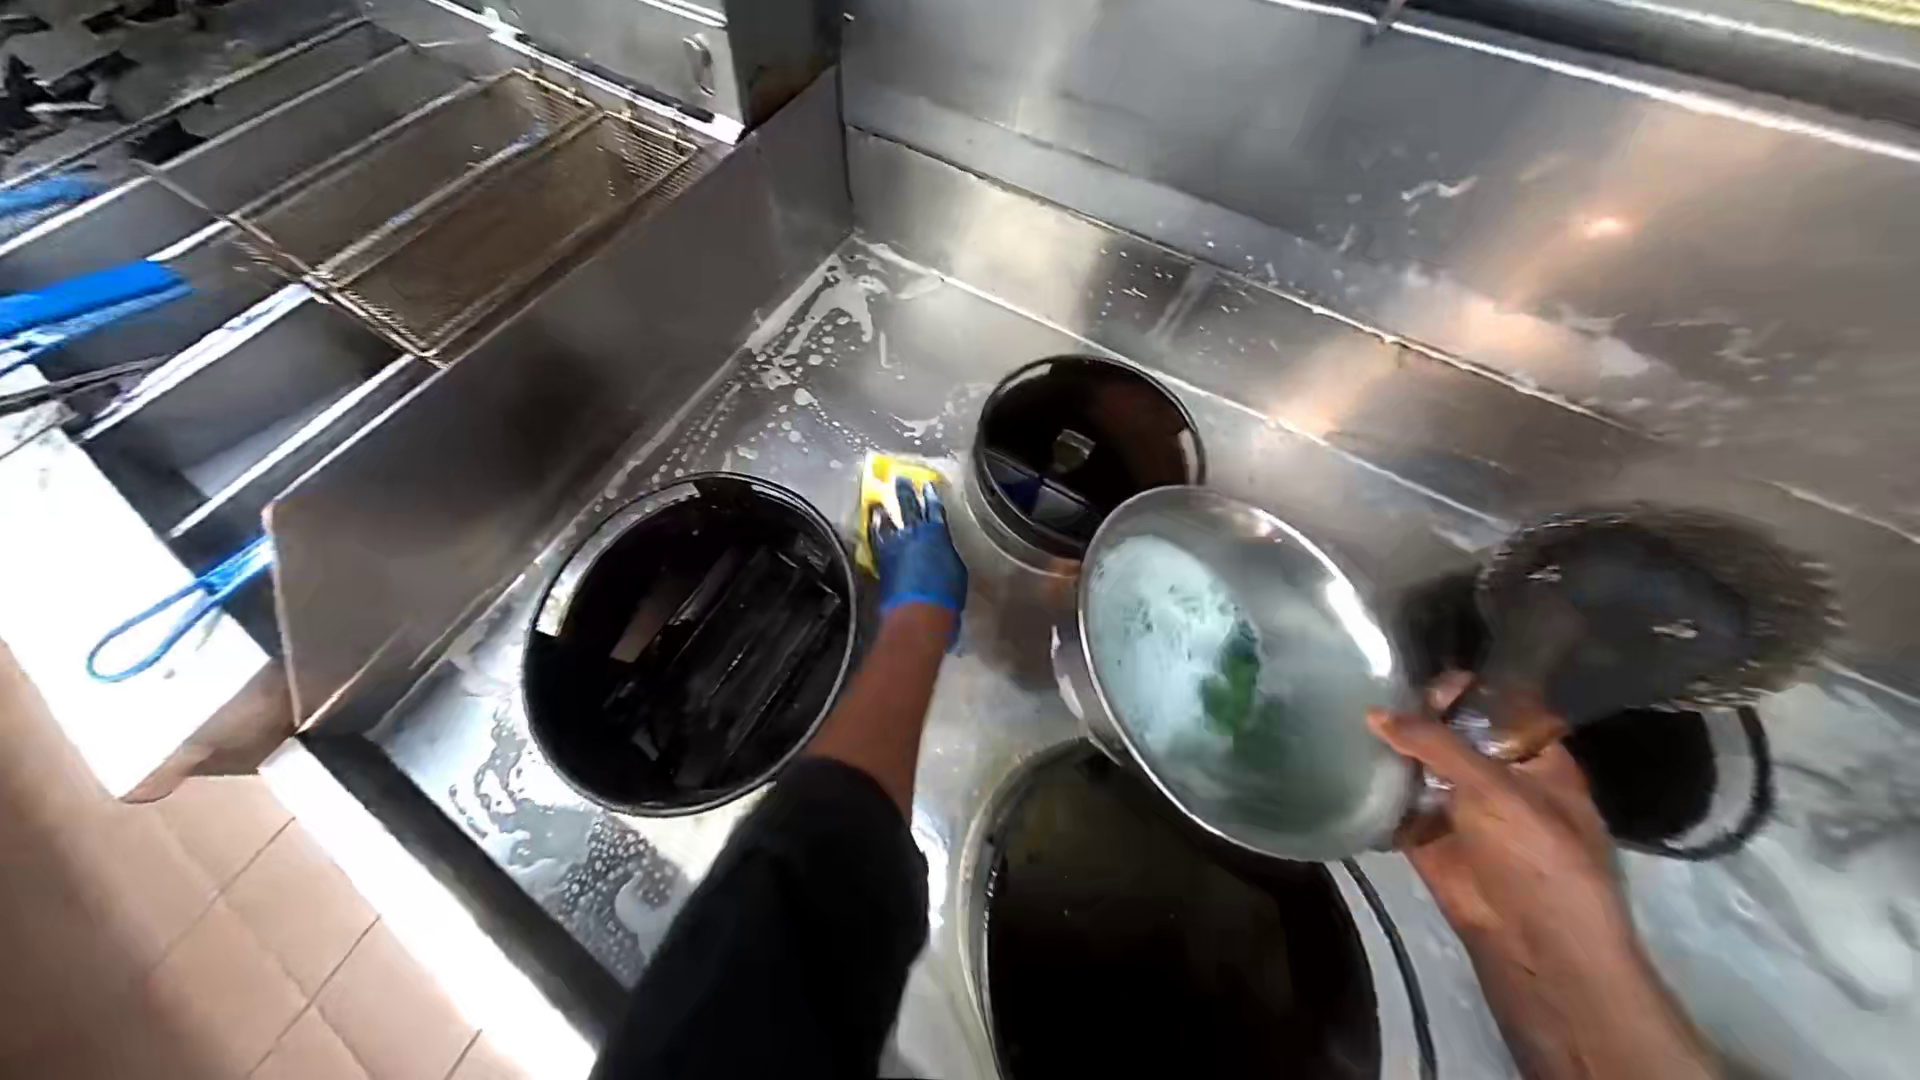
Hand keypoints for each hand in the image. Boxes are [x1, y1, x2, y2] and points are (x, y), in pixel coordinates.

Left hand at [870, 477, 966, 619]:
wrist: (917, 613)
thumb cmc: (946, 595)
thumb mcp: (956, 570)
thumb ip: (946, 554)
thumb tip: (940, 551)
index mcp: (937, 535)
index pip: (935, 510)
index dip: (931, 497)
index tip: (928, 486)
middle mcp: (914, 534)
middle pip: (908, 508)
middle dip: (905, 493)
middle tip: (900, 480)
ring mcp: (894, 546)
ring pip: (888, 522)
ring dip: (884, 511)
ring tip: (880, 503)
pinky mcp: (881, 560)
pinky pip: (876, 539)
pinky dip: (875, 529)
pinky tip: (873, 525)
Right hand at [1369, 673, 1717, 1079]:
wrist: (1529, 938)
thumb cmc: (1538, 855)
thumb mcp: (1497, 789)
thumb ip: (1435, 744)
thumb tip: (1373, 712)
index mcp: (1533, 760)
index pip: (1498, 708)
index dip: (1465, 690)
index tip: (1422, 676)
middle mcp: (1494, 774)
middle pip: (1451, 731)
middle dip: (1416, 714)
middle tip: (1374, 692)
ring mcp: (1457, 801)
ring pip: (1419, 760)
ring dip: (1390, 744)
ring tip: (1347, 713)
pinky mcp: (1423, 826)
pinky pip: (1395, 794)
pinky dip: (1373, 779)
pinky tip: (1342, 753)